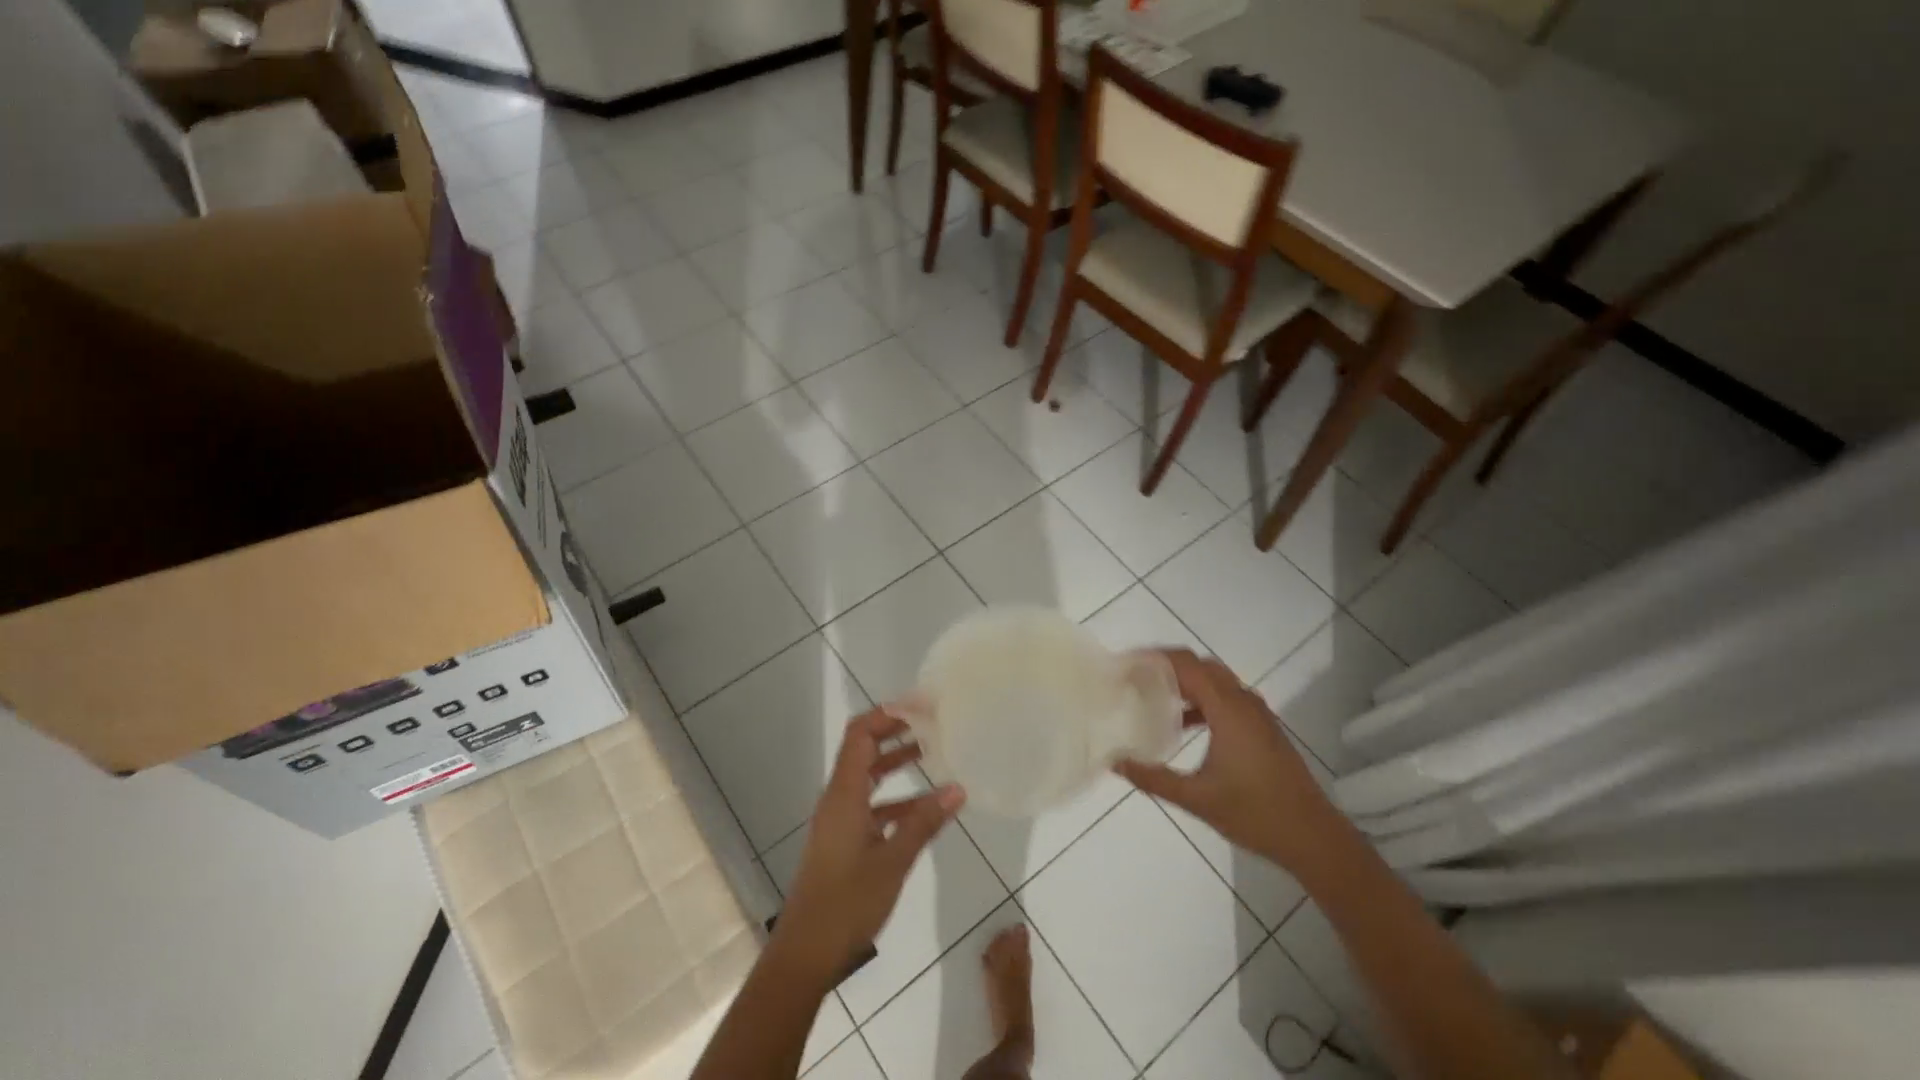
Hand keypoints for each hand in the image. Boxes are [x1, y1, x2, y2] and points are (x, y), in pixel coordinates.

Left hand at [772, 706, 965, 980]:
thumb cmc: (848, 902)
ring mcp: (839, 822)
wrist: (807, 950)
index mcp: (844, 795)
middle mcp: (837, 800)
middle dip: (895, 732)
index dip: (888, 713)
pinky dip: (897, 800)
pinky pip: (872, 807)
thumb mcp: (894, 860)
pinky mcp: (844, 843)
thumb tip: (958, 788)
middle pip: (863, 751)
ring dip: (897, 765)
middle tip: (933, 723)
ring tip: (935, 756)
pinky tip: (927, 810)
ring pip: (868, 779)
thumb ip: (924, 823)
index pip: (860, 734)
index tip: (922, 704)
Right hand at [1115, 650, 1342, 871]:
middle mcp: (1245, 704)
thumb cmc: (1255, 814)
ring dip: (1185, 683)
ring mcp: (1258, 716)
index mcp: (1228, 711)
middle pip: (1202, 666)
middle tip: (1134, 679)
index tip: (1124, 666)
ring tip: (1151, 697)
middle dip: (1166, 666)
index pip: (1187, 666)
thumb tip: (1115, 762)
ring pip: (1217, 682)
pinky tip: (1182, 727)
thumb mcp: (1197, 799)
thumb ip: (1153, 778)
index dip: (1153, 659)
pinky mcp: (1264, 729)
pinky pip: (1228, 699)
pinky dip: (1202, 701)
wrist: (1312, 836)